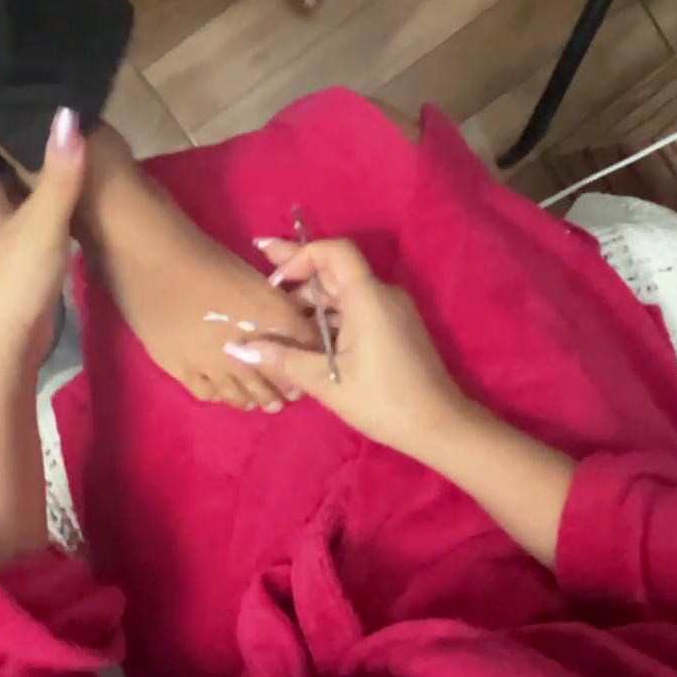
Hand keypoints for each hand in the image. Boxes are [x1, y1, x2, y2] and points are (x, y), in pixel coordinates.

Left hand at [0, 107, 83, 374]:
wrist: (2, 351)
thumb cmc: (12, 284)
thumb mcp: (42, 226)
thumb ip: (60, 175)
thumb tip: (68, 113)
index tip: (22, 77)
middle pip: (0, 156)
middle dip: (25, 130)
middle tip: (61, 94)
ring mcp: (0, 228)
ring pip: (20, 184)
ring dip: (41, 163)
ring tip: (74, 129)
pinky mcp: (18, 248)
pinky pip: (35, 208)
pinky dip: (51, 192)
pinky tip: (76, 182)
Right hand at [224, 238, 474, 457]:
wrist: (439, 426)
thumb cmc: (383, 400)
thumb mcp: (326, 381)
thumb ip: (282, 358)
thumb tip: (237, 348)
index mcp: (368, 297)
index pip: (333, 251)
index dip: (301, 256)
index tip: (275, 280)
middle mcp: (382, 295)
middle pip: (336, 270)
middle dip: (298, 274)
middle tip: (260, 277)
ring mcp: (391, 312)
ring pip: (345, 293)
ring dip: (312, 301)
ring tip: (276, 316)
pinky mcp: (394, 329)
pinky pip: (356, 310)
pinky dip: (330, 317)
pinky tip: (306, 336)